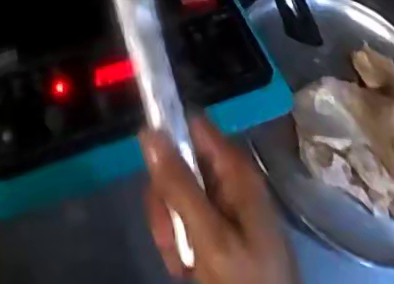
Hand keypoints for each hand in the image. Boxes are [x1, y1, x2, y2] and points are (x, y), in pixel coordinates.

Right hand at [141, 118, 295, 283]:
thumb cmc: (246, 283)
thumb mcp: (209, 237)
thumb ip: (179, 185)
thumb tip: (148, 131)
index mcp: (236, 171)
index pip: (193, 125)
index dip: (166, 134)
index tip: (146, 163)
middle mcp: (231, 179)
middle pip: (180, 160)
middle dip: (164, 195)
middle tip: (165, 233)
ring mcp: (226, 205)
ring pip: (177, 190)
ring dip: (168, 224)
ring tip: (177, 260)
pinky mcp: (220, 229)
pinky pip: (185, 216)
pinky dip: (177, 239)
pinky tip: (184, 267)